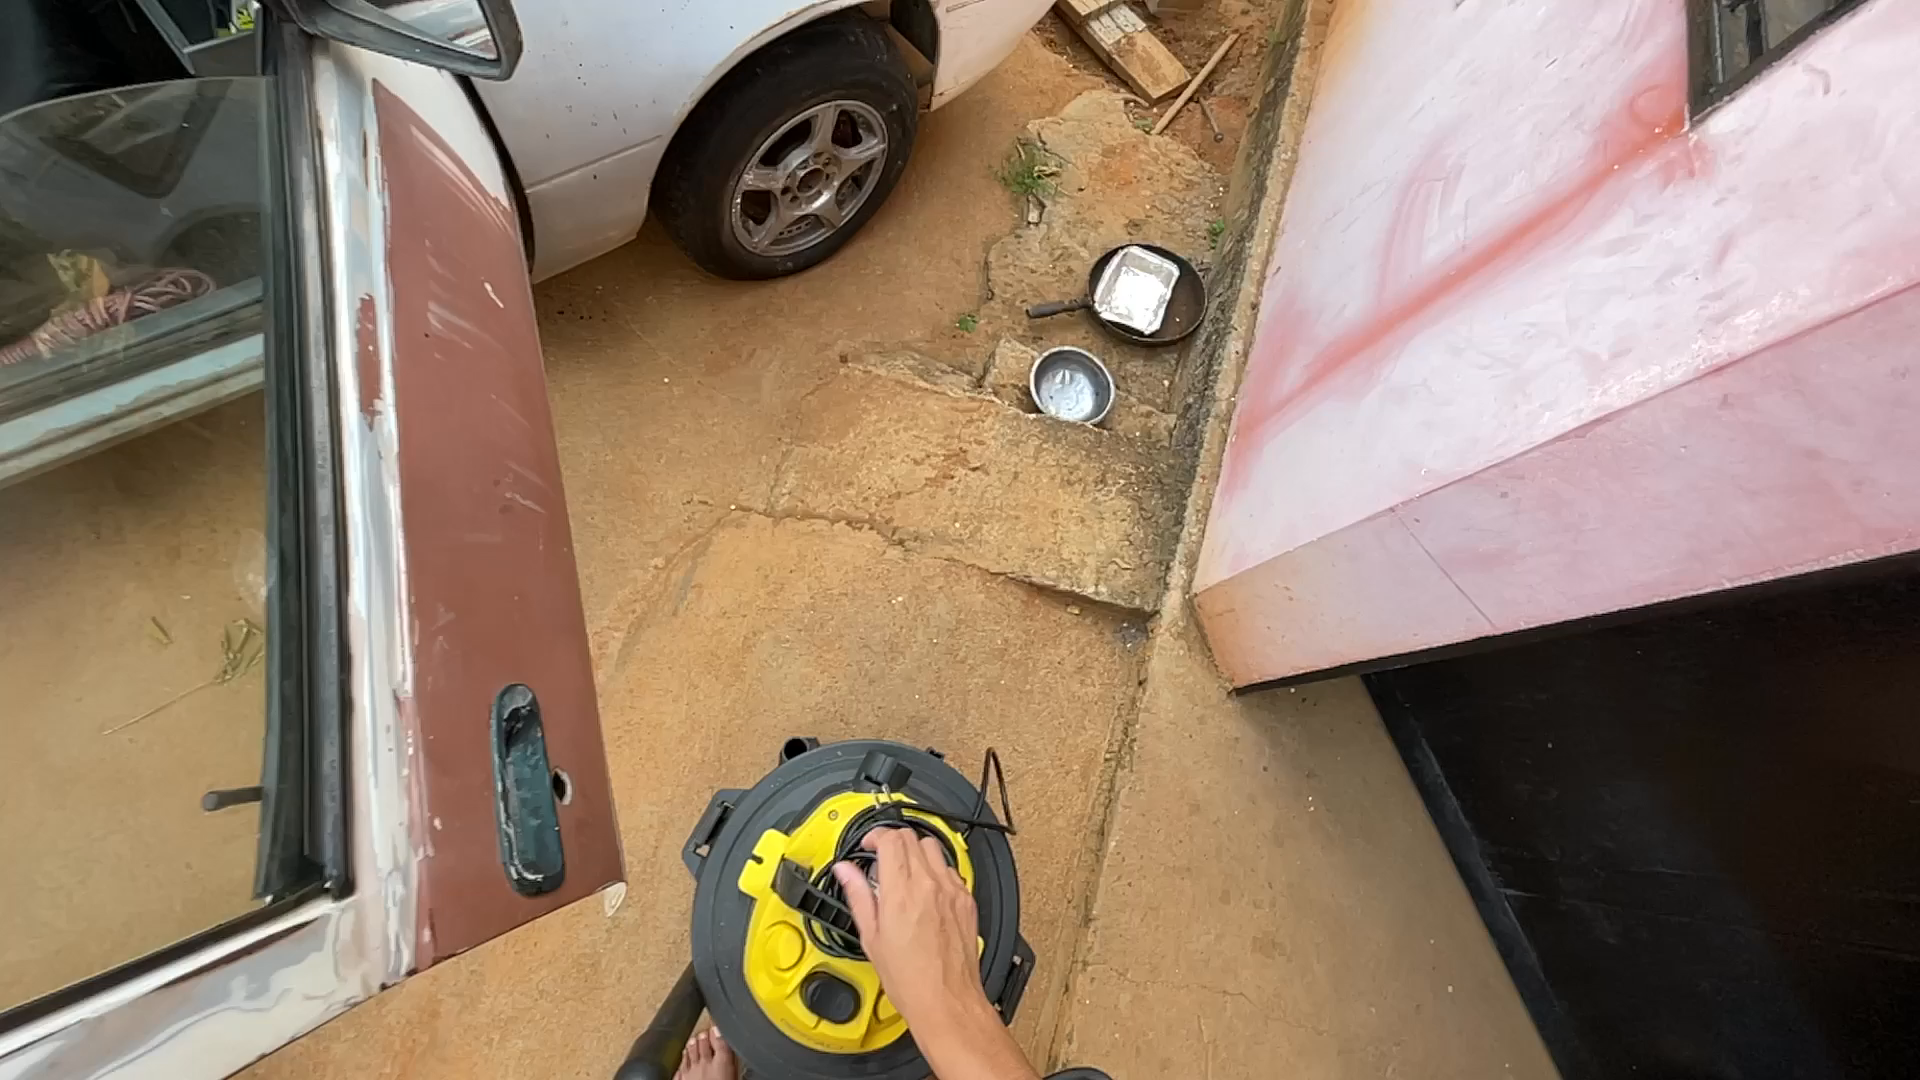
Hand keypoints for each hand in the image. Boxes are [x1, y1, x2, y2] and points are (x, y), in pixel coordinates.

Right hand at [831, 828, 1038, 1079]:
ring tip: (905, 872)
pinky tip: (926, 889)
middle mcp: (929, 884)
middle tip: (883, 858)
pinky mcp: (966, 898)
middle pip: (911, 836)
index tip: (869, 845)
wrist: (947, 1001)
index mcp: (902, 892)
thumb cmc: (910, 979)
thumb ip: (858, 896)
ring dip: (915, 852)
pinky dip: (936, 870)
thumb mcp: (872, 938)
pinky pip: (950, 869)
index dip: (875, 836)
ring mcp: (951, 889)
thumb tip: (845, 871)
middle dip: (893, 841)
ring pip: (933, 847)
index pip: (890, 839)